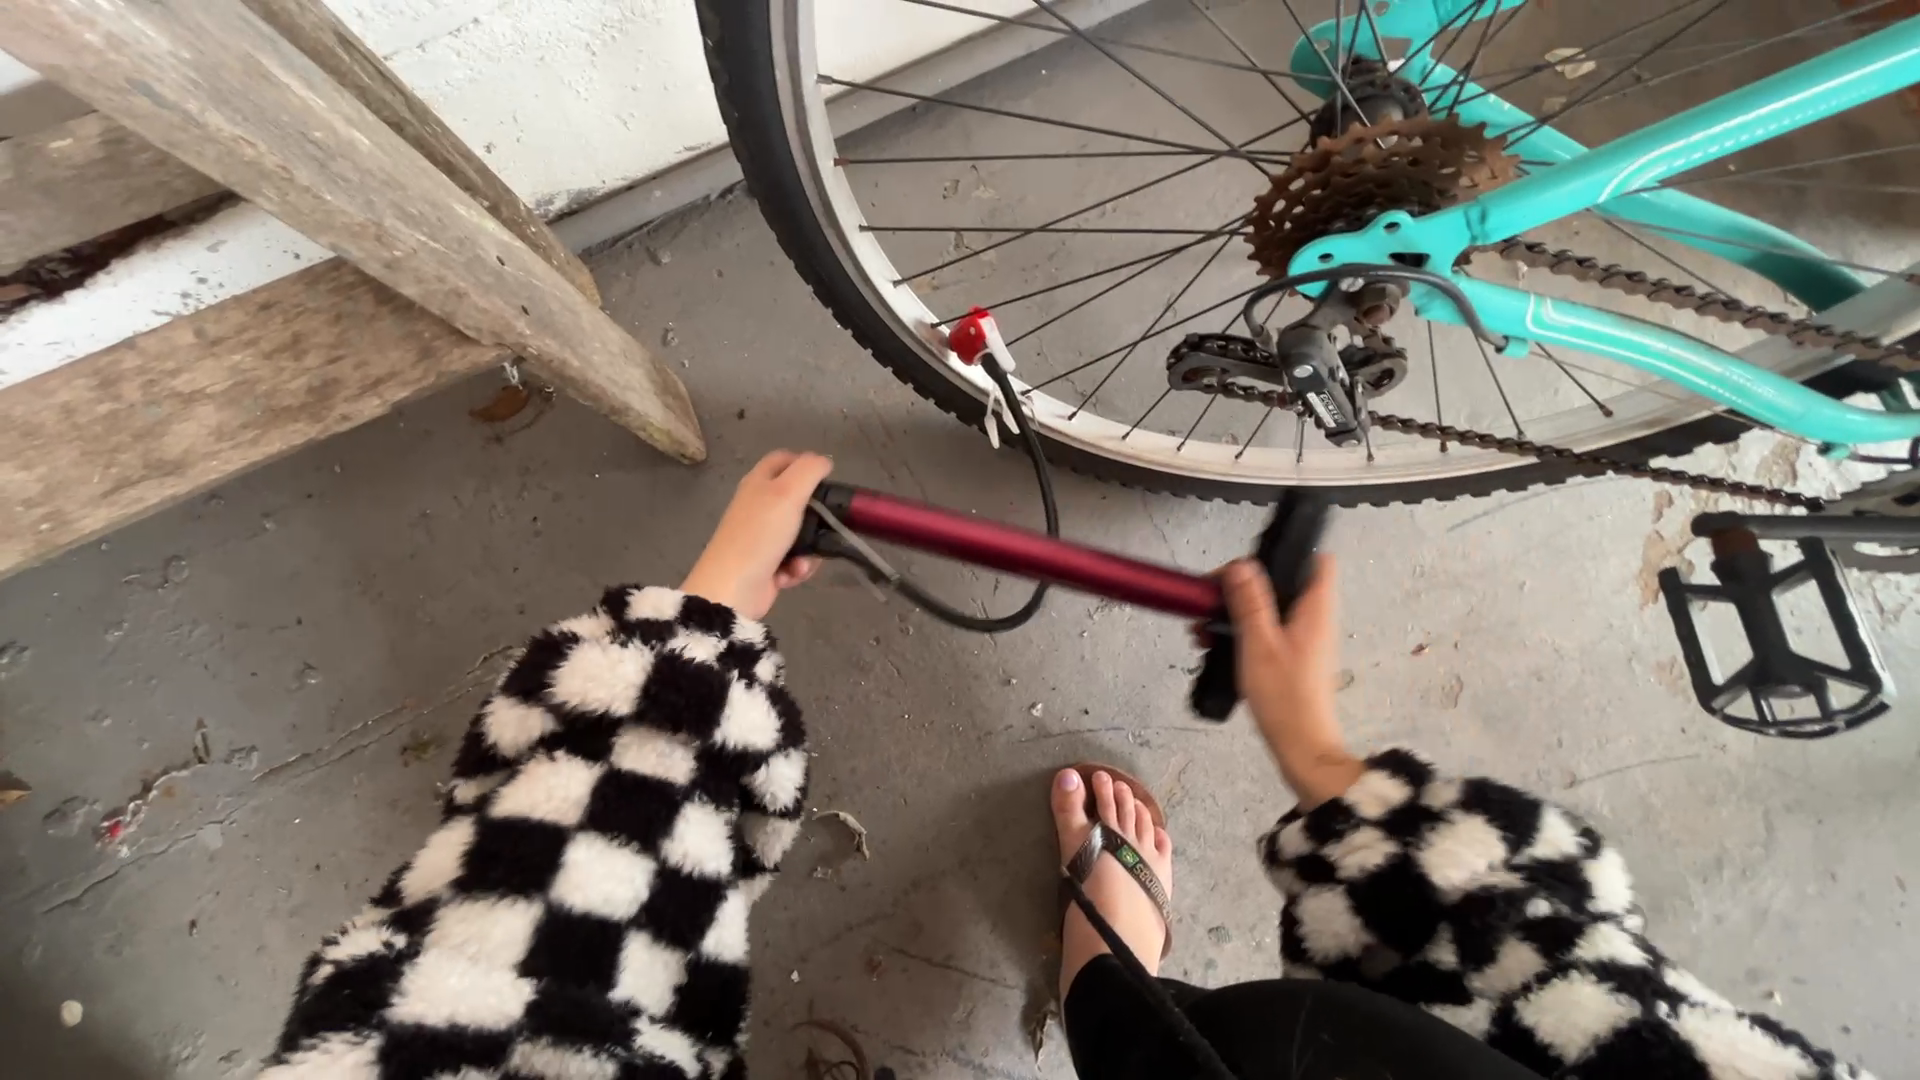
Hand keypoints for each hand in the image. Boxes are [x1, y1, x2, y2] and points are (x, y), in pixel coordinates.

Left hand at [681, 450, 833, 619]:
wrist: (734, 588)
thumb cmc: (761, 534)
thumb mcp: (788, 492)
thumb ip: (810, 470)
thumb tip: (825, 461)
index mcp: (758, 482)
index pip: (784, 459)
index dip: (806, 463)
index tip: (827, 479)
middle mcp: (759, 506)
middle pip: (799, 500)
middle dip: (816, 517)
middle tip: (825, 524)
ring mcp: (763, 536)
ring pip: (802, 533)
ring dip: (810, 549)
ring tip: (802, 560)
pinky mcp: (768, 563)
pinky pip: (795, 559)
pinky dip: (797, 567)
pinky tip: (790, 574)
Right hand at [1220, 556, 1362, 808]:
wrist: (1301, 747)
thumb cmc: (1284, 696)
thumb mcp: (1259, 643)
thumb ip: (1250, 602)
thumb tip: (1239, 565)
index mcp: (1315, 609)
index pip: (1316, 561)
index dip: (1287, 552)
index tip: (1250, 561)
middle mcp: (1313, 619)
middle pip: (1281, 583)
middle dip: (1243, 585)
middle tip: (1213, 595)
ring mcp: (1303, 639)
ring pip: (1268, 609)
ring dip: (1235, 611)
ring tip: (1203, 626)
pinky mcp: (1291, 658)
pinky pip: (1264, 631)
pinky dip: (1239, 632)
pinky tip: (1212, 645)